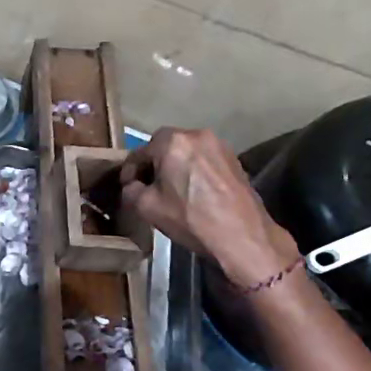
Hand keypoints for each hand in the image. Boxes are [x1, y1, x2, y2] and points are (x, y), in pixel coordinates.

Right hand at [120, 128, 299, 286]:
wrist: (242, 235)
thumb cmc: (191, 219)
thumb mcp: (148, 208)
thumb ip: (131, 191)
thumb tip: (132, 185)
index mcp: (172, 141)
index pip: (140, 151)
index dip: (130, 170)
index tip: (128, 187)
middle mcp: (196, 134)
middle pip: (165, 146)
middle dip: (155, 164)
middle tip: (150, 187)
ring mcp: (219, 145)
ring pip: (187, 151)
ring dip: (176, 166)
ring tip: (174, 190)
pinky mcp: (234, 158)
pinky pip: (205, 159)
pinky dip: (195, 170)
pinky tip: (196, 192)